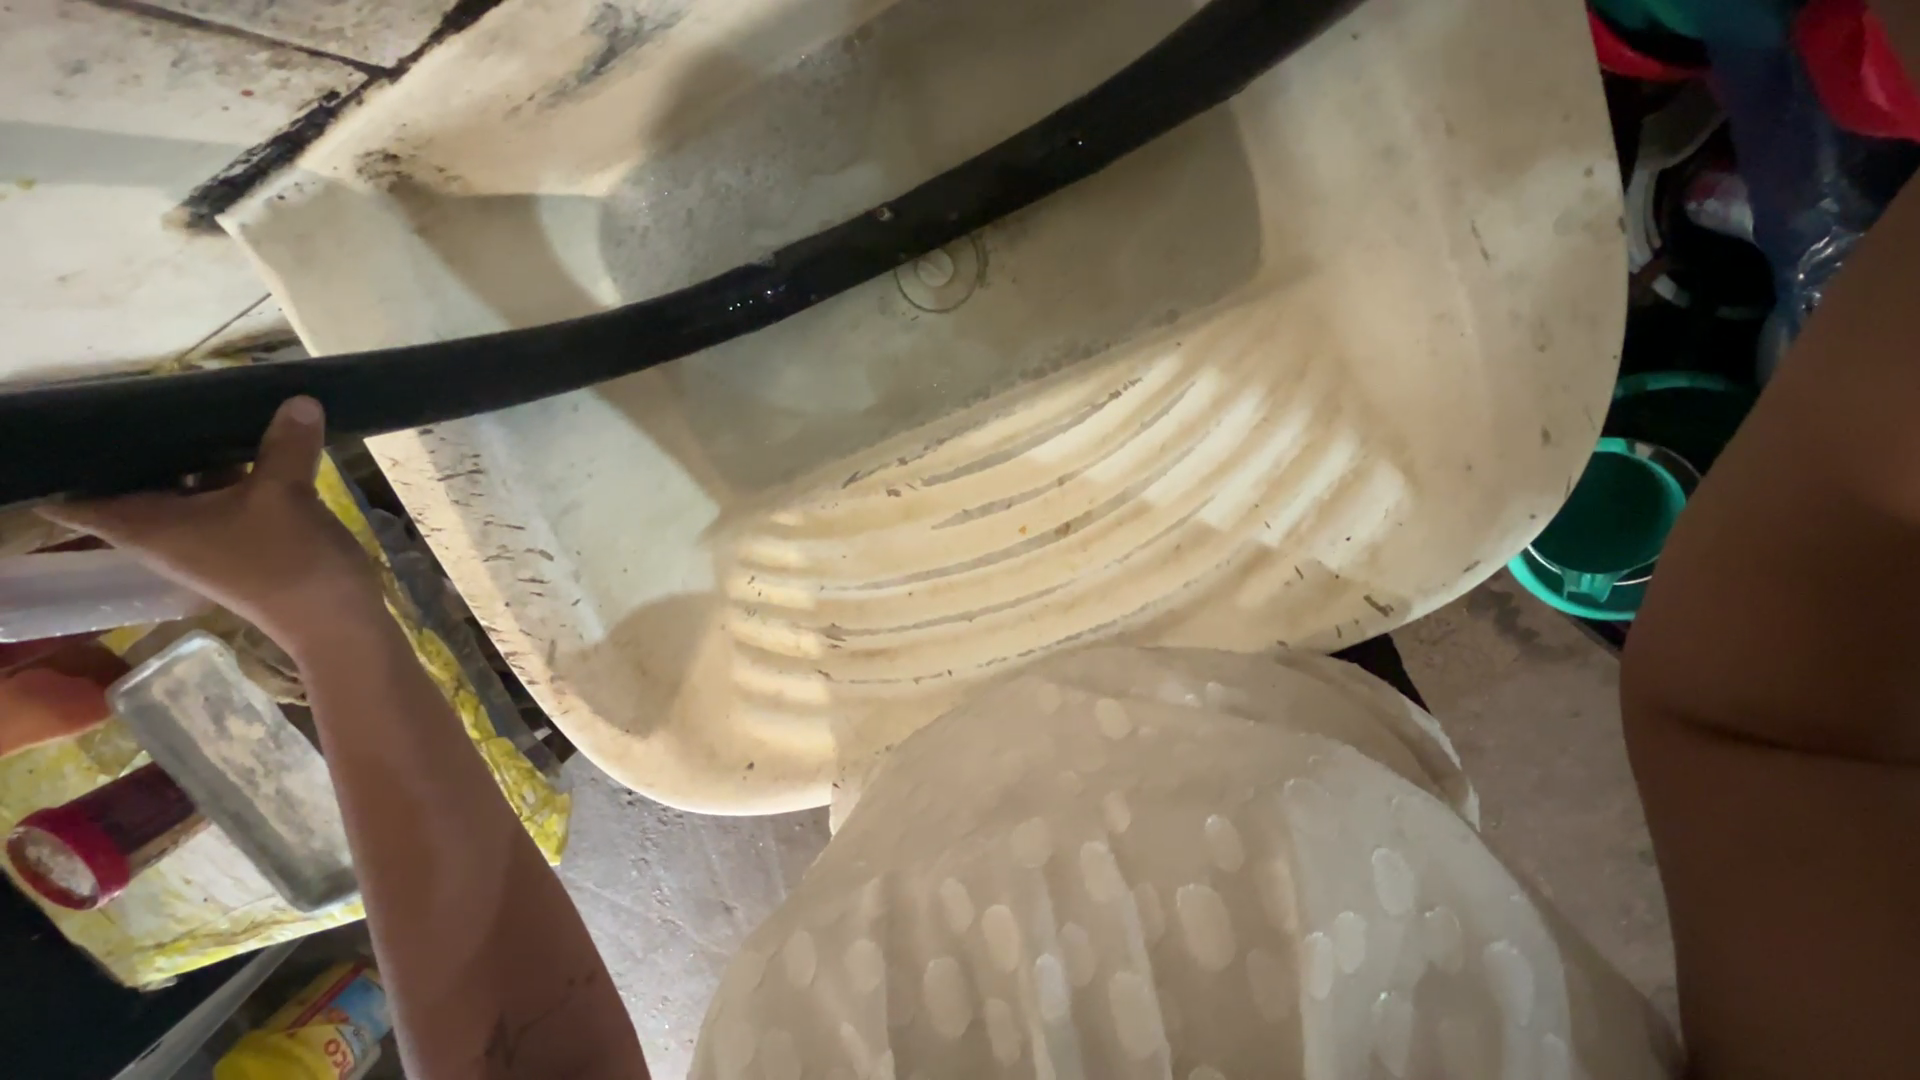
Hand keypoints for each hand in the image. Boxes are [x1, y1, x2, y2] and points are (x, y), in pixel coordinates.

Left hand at [37, 397, 387, 658]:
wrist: (336, 622)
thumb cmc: (289, 562)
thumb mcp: (287, 496)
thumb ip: (287, 446)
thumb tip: (299, 400)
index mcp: (144, 524)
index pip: (68, 494)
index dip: (66, 460)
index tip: (76, 424)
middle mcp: (163, 532)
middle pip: (132, 480)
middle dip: (144, 443)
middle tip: (159, 397)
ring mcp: (205, 539)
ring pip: (185, 487)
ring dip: (197, 456)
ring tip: (212, 411)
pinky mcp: (243, 542)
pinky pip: (223, 498)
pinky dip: (233, 475)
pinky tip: (257, 449)